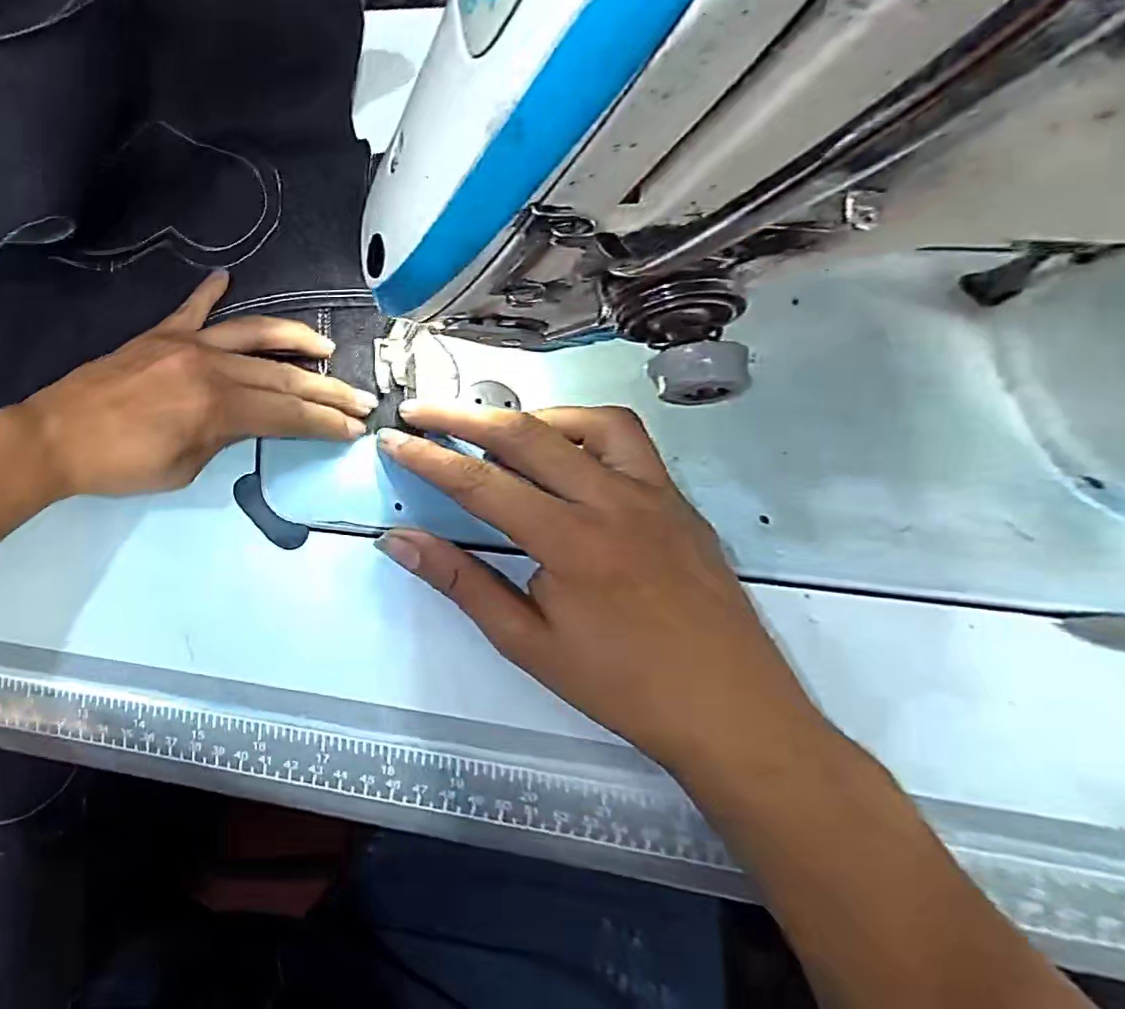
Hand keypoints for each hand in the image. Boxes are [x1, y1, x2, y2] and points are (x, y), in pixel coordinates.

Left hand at [19, 271, 377, 496]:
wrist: (56, 436)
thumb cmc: (118, 465)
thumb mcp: (182, 468)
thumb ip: (221, 440)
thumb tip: (244, 422)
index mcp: (217, 407)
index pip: (286, 414)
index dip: (323, 422)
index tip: (353, 427)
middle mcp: (210, 366)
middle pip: (281, 376)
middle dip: (326, 391)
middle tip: (359, 399)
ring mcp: (184, 343)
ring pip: (252, 334)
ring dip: (292, 339)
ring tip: (323, 348)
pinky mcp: (158, 335)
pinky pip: (191, 309)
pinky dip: (209, 293)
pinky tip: (226, 277)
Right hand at [374, 402, 833, 773]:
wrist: (732, 712)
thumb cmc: (620, 685)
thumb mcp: (524, 640)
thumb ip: (459, 581)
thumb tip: (399, 540)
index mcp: (571, 544)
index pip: (481, 484)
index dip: (428, 458)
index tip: (392, 441)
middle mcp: (613, 503)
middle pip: (526, 436)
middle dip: (462, 417)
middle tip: (419, 412)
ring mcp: (654, 494)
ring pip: (584, 422)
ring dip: (527, 416)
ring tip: (490, 429)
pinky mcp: (677, 500)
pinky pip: (627, 441)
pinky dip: (582, 429)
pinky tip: (561, 452)